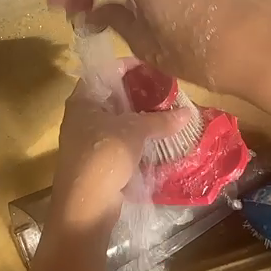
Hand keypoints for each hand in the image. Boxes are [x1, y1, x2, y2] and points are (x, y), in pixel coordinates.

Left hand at [50, 81, 184, 226]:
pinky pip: (121, 143)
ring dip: (141, 119)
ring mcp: (88, 141)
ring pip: (118, 122)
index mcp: (82, 100)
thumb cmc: (104, 156)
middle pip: (113, 97)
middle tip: (166, 92)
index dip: (128, 66)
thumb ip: (160, 119)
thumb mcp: (135, 131)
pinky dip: (138, 140)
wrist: (86, 205)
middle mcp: (82, 117)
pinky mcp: (98, 162)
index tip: (152, 67)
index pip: (104, 71)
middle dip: (139, 95)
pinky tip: (159, 140)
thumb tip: (188, 113)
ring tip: (168, 115)